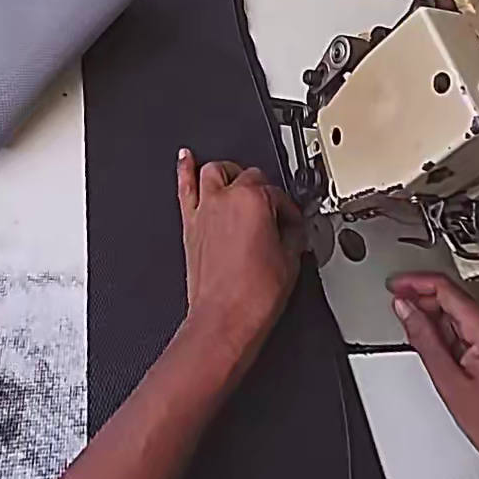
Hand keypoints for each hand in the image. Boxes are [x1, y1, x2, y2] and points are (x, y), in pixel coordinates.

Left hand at [176, 149, 303, 367]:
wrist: (224, 320)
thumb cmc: (253, 295)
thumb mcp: (290, 261)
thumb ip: (293, 235)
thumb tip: (294, 229)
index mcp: (255, 200)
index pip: (277, 193)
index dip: (289, 208)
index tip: (292, 222)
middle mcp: (227, 197)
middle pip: (249, 176)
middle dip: (263, 188)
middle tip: (271, 206)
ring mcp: (205, 208)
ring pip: (215, 171)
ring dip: (229, 172)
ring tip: (238, 178)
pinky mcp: (190, 223)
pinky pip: (184, 187)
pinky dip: (184, 169)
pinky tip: (186, 157)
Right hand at [387, 271, 478, 478]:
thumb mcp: (448, 381)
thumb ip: (423, 337)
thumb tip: (404, 307)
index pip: (446, 288)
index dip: (415, 282)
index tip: (395, 285)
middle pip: (454, 298)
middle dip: (424, 303)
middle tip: (401, 312)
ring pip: (462, 313)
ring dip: (437, 320)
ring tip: (422, 344)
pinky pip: (472, 328)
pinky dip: (451, 334)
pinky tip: (442, 353)